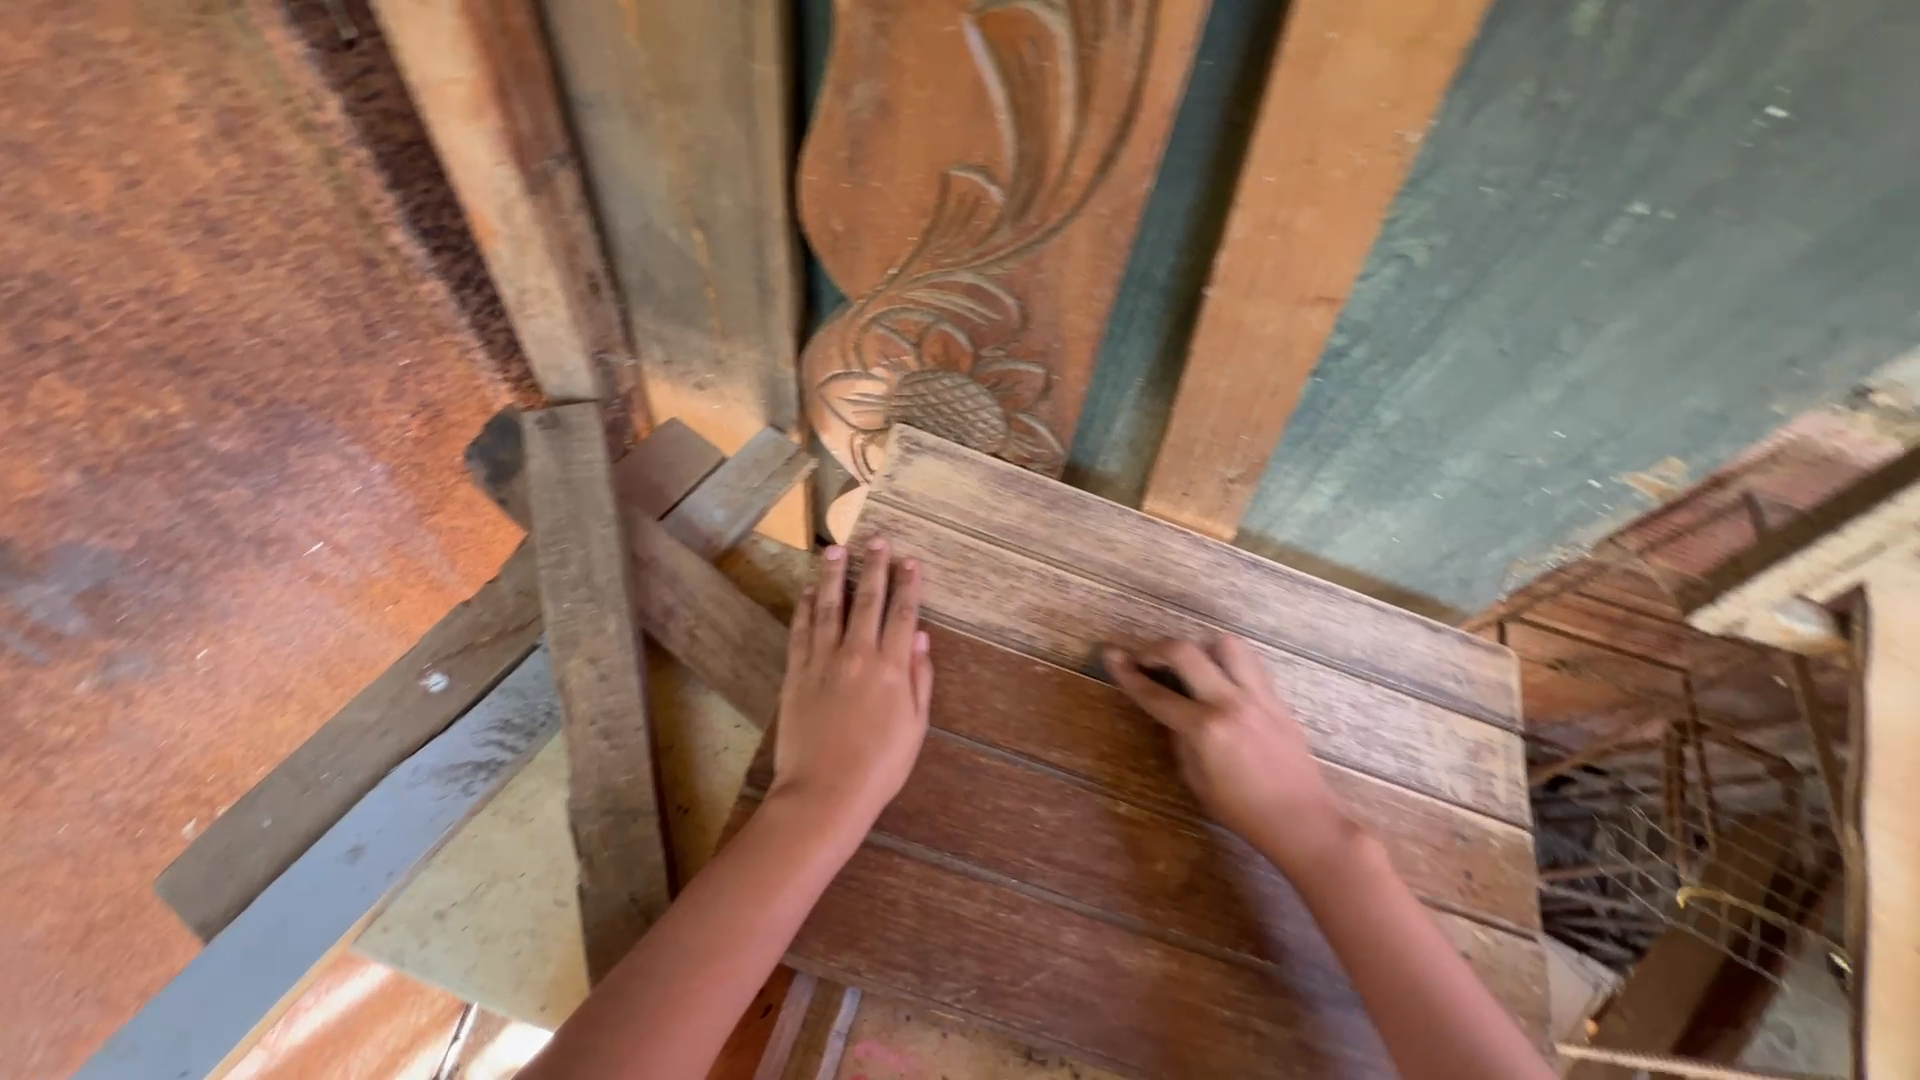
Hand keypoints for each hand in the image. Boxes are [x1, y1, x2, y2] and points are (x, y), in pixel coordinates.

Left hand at [769, 538, 932, 828]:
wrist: (825, 792)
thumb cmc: (880, 766)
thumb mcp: (915, 727)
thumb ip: (920, 679)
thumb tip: (921, 638)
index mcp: (892, 668)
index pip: (903, 614)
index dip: (909, 585)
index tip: (911, 561)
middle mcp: (858, 655)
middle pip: (868, 600)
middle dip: (874, 567)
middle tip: (877, 539)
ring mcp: (823, 661)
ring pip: (830, 606)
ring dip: (834, 575)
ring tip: (837, 549)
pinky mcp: (796, 673)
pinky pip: (801, 630)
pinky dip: (804, 606)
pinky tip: (808, 590)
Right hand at [1105, 636, 1355, 875]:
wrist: (1302, 819)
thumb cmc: (1242, 810)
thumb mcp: (1196, 780)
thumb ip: (1180, 739)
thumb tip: (1172, 714)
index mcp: (1205, 729)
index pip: (1156, 694)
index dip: (1128, 674)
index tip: (1111, 656)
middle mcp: (1230, 703)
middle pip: (1185, 652)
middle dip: (1156, 648)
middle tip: (1143, 657)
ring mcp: (1257, 696)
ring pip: (1224, 644)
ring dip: (1199, 646)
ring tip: (1188, 662)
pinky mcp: (1276, 697)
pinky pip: (1249, 661)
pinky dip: (1227, 658)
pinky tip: (1219, 673)